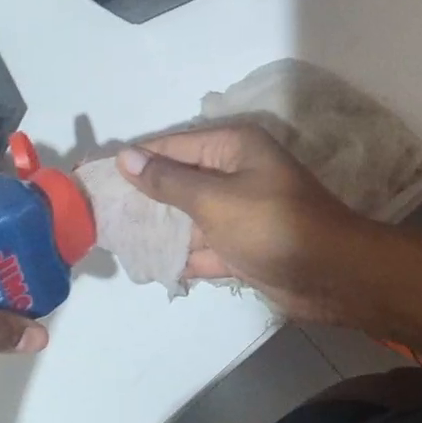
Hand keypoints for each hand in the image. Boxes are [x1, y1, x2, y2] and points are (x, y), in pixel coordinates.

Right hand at [117, 123, 369, 318]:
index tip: (91, 171)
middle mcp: (235, 174)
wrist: (330, 275)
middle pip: (177, 182)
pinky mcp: (243, 247)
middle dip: (140, 198)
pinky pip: (203, 247)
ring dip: (157, 230)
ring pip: (188, 217)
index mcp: (233, 148)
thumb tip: (126, 157)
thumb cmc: (272, 225)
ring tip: (109, 240)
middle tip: (94, 212)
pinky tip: (146, 265)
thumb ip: (168, 182)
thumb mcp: (214, 199)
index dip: (131, 159)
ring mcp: (239, 213)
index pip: (170, 147)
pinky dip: (181, 257)